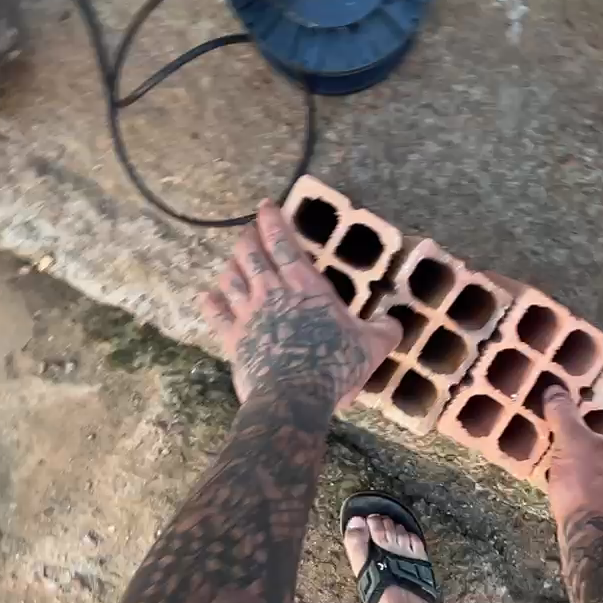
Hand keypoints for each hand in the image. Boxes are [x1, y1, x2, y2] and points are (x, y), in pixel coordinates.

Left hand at [198, 200, 399, 406]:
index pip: (284, 244)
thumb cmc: (336, 366)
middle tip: (248, 231)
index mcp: (307, 286)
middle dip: (248, 238)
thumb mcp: (373, 347)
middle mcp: (273, 293)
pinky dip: (211, 302)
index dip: (273, 221)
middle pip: (251, 255)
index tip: (265, 206)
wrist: (295, 396)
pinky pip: (215, 314)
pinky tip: (209, 297)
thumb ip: (384, 330)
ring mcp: (249, 315)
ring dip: (231, 266)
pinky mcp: (233, 339)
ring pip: (231, 279)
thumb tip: (394, 322)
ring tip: (232, 261)